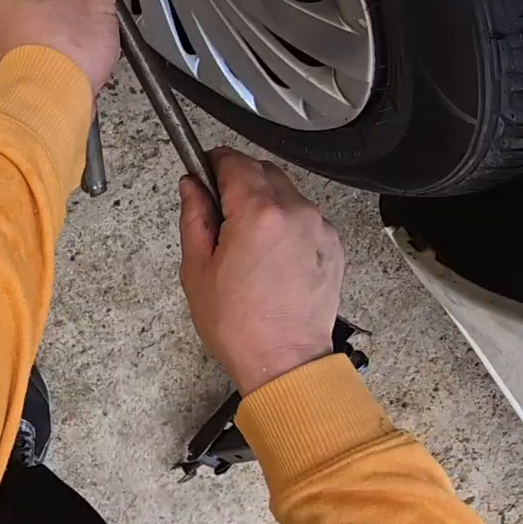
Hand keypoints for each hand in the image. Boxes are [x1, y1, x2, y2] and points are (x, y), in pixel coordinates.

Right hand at [179, 149, 344, 395]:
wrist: (284, 361)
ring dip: (263, 202)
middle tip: (218, 213)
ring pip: (286, 192)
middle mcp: (295, 210)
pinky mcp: (332, 244)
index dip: (213, 162)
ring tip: (245, 242)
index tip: (202, 171)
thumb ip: (194, 217)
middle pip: (263, 170)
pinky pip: (304, 217)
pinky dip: (285, 223)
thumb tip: (191, 186)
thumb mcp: (196, 269)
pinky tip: (270, 256)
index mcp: (257, 213)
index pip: (233, 162)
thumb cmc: (237, 324)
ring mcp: (319, 226)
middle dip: (238, 181)